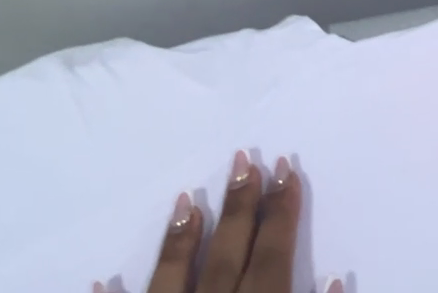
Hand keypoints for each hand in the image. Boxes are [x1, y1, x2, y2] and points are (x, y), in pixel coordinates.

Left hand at [96, 151, 338, 292]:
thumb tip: (336, 279)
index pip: (273, 255)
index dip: (281, 211)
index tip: (285, 166)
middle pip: (226, 254)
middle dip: (238, 205)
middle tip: (242, 157)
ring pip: (173, 278)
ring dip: (181, 238)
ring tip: (186, 197)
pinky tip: (101, 278)